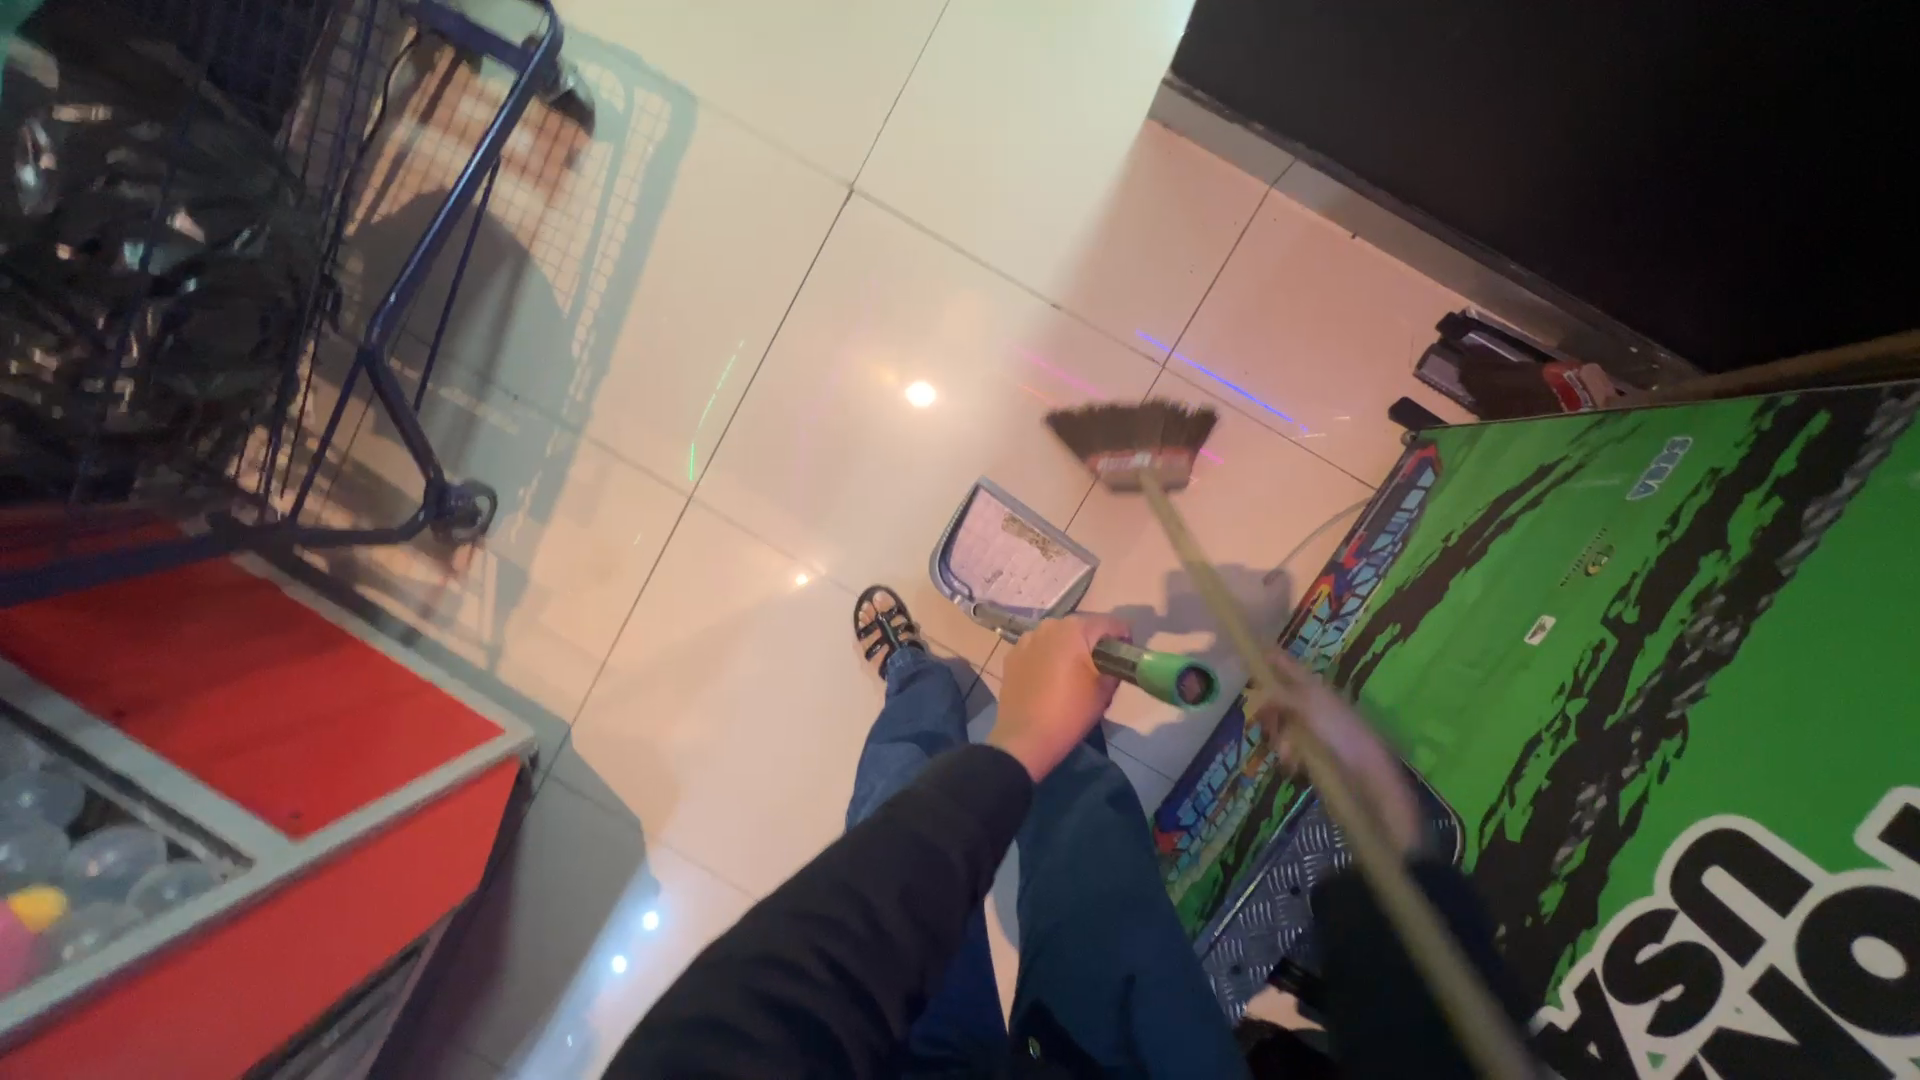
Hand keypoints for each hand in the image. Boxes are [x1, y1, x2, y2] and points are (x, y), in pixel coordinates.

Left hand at [989, 615, 1128, 780]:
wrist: (1026, 737)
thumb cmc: (1070, 711)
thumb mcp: (1105, 690)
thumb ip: (1115, 666)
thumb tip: (1115, 660)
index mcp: (1075, 628)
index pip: (1110, 623)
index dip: (1123, 638)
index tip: (1127, 656)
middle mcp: (1049, 625)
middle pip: (1081, 627)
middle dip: (1094, 642)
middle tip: (1102, 665)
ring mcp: (1026, 639)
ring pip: (1057, 637)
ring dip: (1069, 648)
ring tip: (1074, 672)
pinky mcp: (1012, 655)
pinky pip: (1038, 649)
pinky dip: (1047, 657)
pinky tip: (1050, 678)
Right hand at [1254, 649, 1425, 856]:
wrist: (1366, 768)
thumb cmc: (1338, 729)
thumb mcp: (1306, 704)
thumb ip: (1279, 694)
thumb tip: (1258, 689)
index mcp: (1311, 685)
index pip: (1285, 664)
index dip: (1268, 659)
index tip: (1247, 659)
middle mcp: (1309, 701)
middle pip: (1276, 698)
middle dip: (1269, 714)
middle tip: (1266, 725)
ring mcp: (1311, 725)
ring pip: (1280, 724)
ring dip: (1279, 739)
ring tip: (1287, 754)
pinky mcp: (1312, 747)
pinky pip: (1289, 745)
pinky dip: (1287, 753)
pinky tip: (1292, 763)